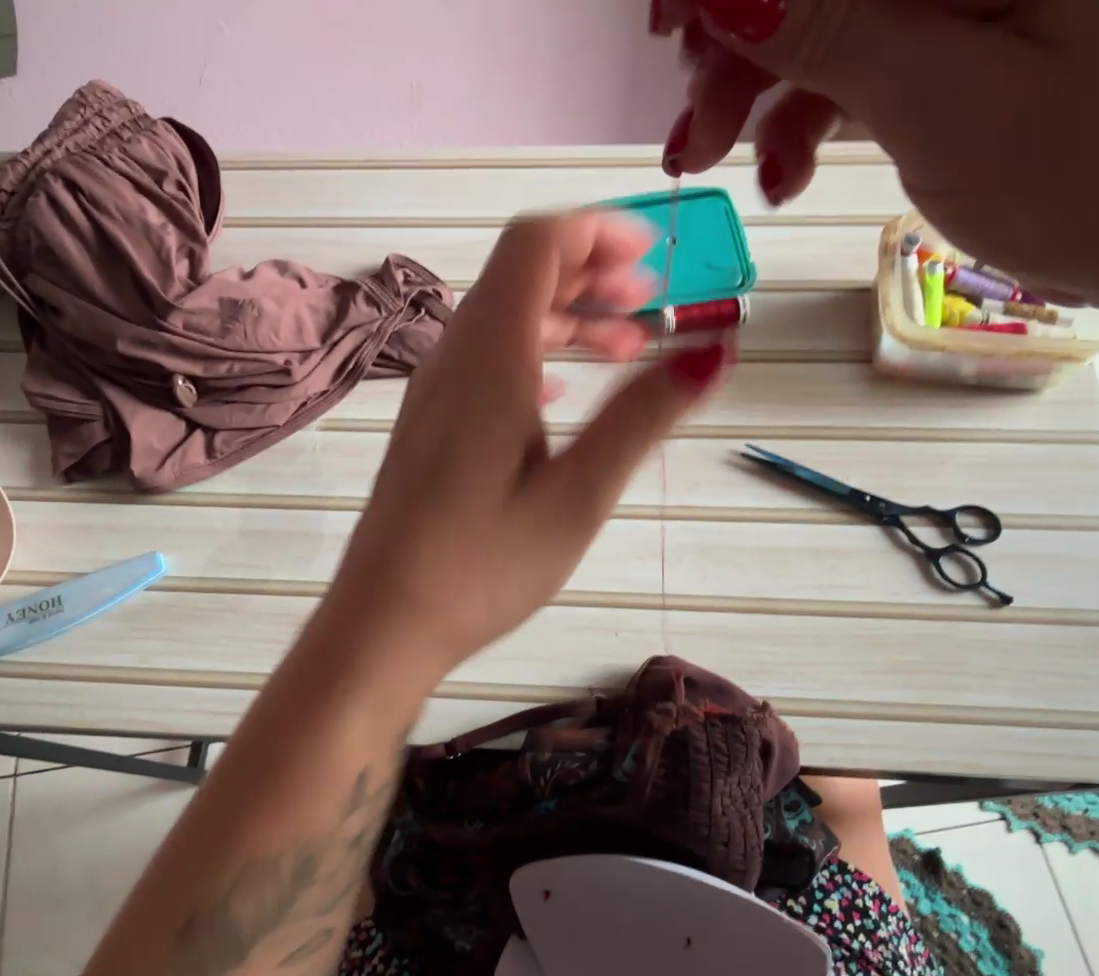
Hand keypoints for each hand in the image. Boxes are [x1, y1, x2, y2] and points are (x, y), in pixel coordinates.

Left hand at [316, 212, 733, 682]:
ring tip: (627, 348)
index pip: (536, 245)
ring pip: (504, 320)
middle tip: (651, 302)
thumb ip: (643, 415)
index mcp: (490, 356)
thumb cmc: (483, 565)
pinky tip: (561, 393)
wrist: (384, 621)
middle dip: (590, 272)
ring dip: (567, 318)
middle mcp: (453, 358)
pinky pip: (486, 362)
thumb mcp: (579, 494)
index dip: (596, 231)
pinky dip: (534, 356)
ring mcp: (434, 393)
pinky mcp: (429, 427)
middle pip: (520, 275)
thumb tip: (714, 350)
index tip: (652, 253)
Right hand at [652, 0, 1098, 324]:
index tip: (666, 33)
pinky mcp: (996, 27)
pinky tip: (790, 168)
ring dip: (772, 89)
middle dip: (744, 42)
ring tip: (726, 167)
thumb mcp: (947, 104)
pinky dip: (825, 108)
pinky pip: (884, 48)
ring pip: (848, 12)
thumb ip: (832, 33)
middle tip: (689, 128)